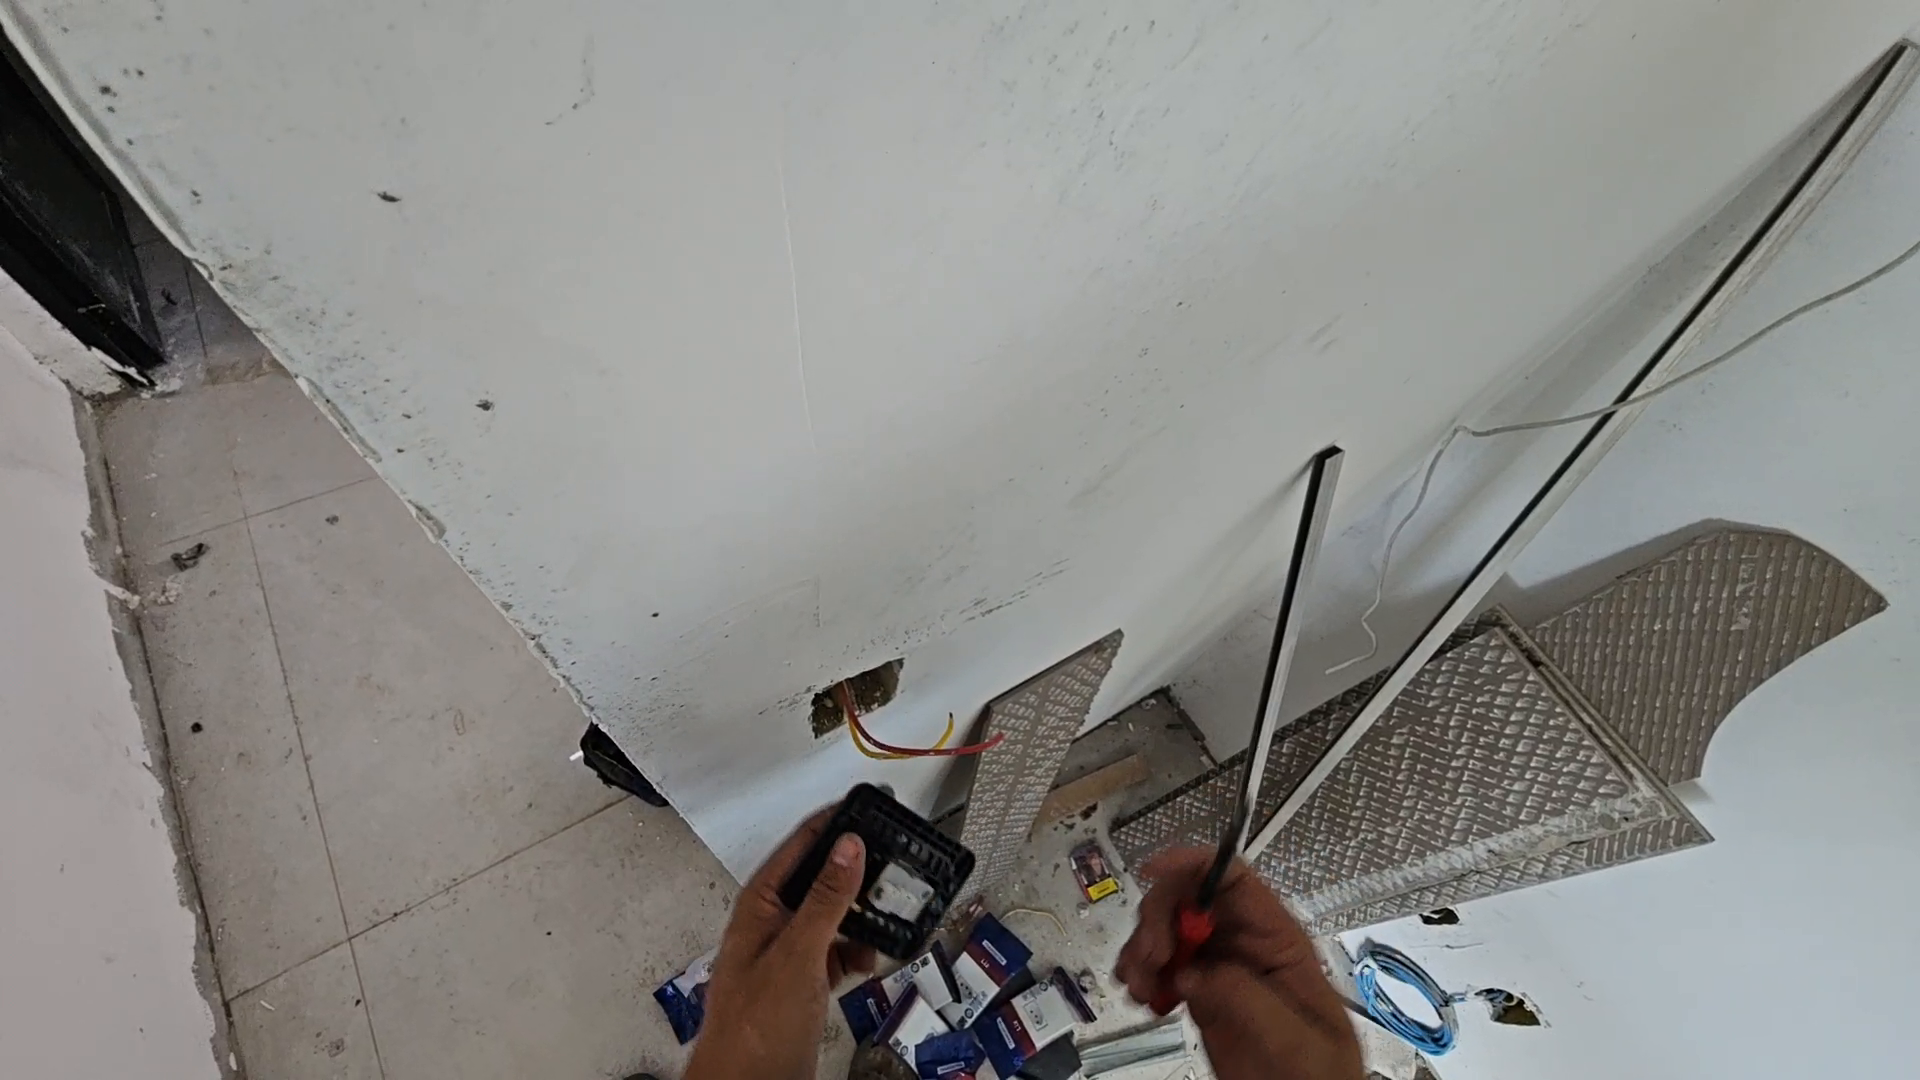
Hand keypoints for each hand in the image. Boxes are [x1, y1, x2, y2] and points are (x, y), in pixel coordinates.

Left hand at [685, 809, 876, 1079]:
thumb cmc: (757, 1025)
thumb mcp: (797, 954)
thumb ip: (826, 898)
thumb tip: (850, 844)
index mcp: (762, 901)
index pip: (802, 842)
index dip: (836, 820)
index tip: (872, 804)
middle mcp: (776, 918)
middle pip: (822, 876)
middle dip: (857, 869)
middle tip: (895, 858)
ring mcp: (791, 950)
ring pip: (835, 912)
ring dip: (862, 912)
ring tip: (891, 909)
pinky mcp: (806, 979)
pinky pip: (839, 948)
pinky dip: (858, 948)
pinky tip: (873, 955)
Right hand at [1115, 848, 1362, 1079]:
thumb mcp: (1298, 1042)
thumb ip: (1249, 1000)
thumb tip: (1190, 971)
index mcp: (1276, 937)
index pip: (1233, 877)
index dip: (1192, 863)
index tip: (1152, 871)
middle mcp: (1243, 940)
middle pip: (1187, 897)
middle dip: (1157, 918)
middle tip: (1146, 958)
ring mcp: (1218, 963)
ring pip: (1166, 927)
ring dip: (1142, 948)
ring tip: (1136, 986)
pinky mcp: (1197, 988)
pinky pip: (1159, 963)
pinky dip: (1141, 971)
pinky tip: (1140, 994)